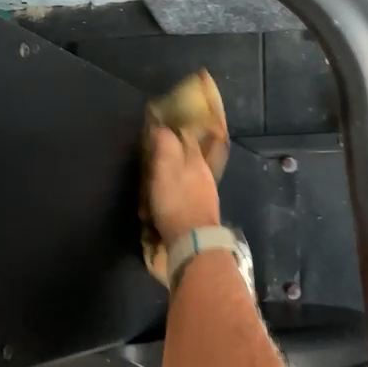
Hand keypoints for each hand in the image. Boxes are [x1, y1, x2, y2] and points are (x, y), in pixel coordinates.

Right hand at [146, 125, 221, 245]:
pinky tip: (177, 194)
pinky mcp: (205, 209)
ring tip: (167, 173)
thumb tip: (161, 128)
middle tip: (161, 152)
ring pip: (194, 172)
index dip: (173, 132)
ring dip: (182, 170)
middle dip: (179, 151)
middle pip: (192, 155)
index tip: (159, 131)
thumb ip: (165, 145)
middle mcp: (205, 172)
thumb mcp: (165, 169)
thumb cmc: (175, 202)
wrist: (194, 239)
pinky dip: (184, 187)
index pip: (186, 137)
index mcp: (195, 159)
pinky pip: (194, 190)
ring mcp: (208, 192)